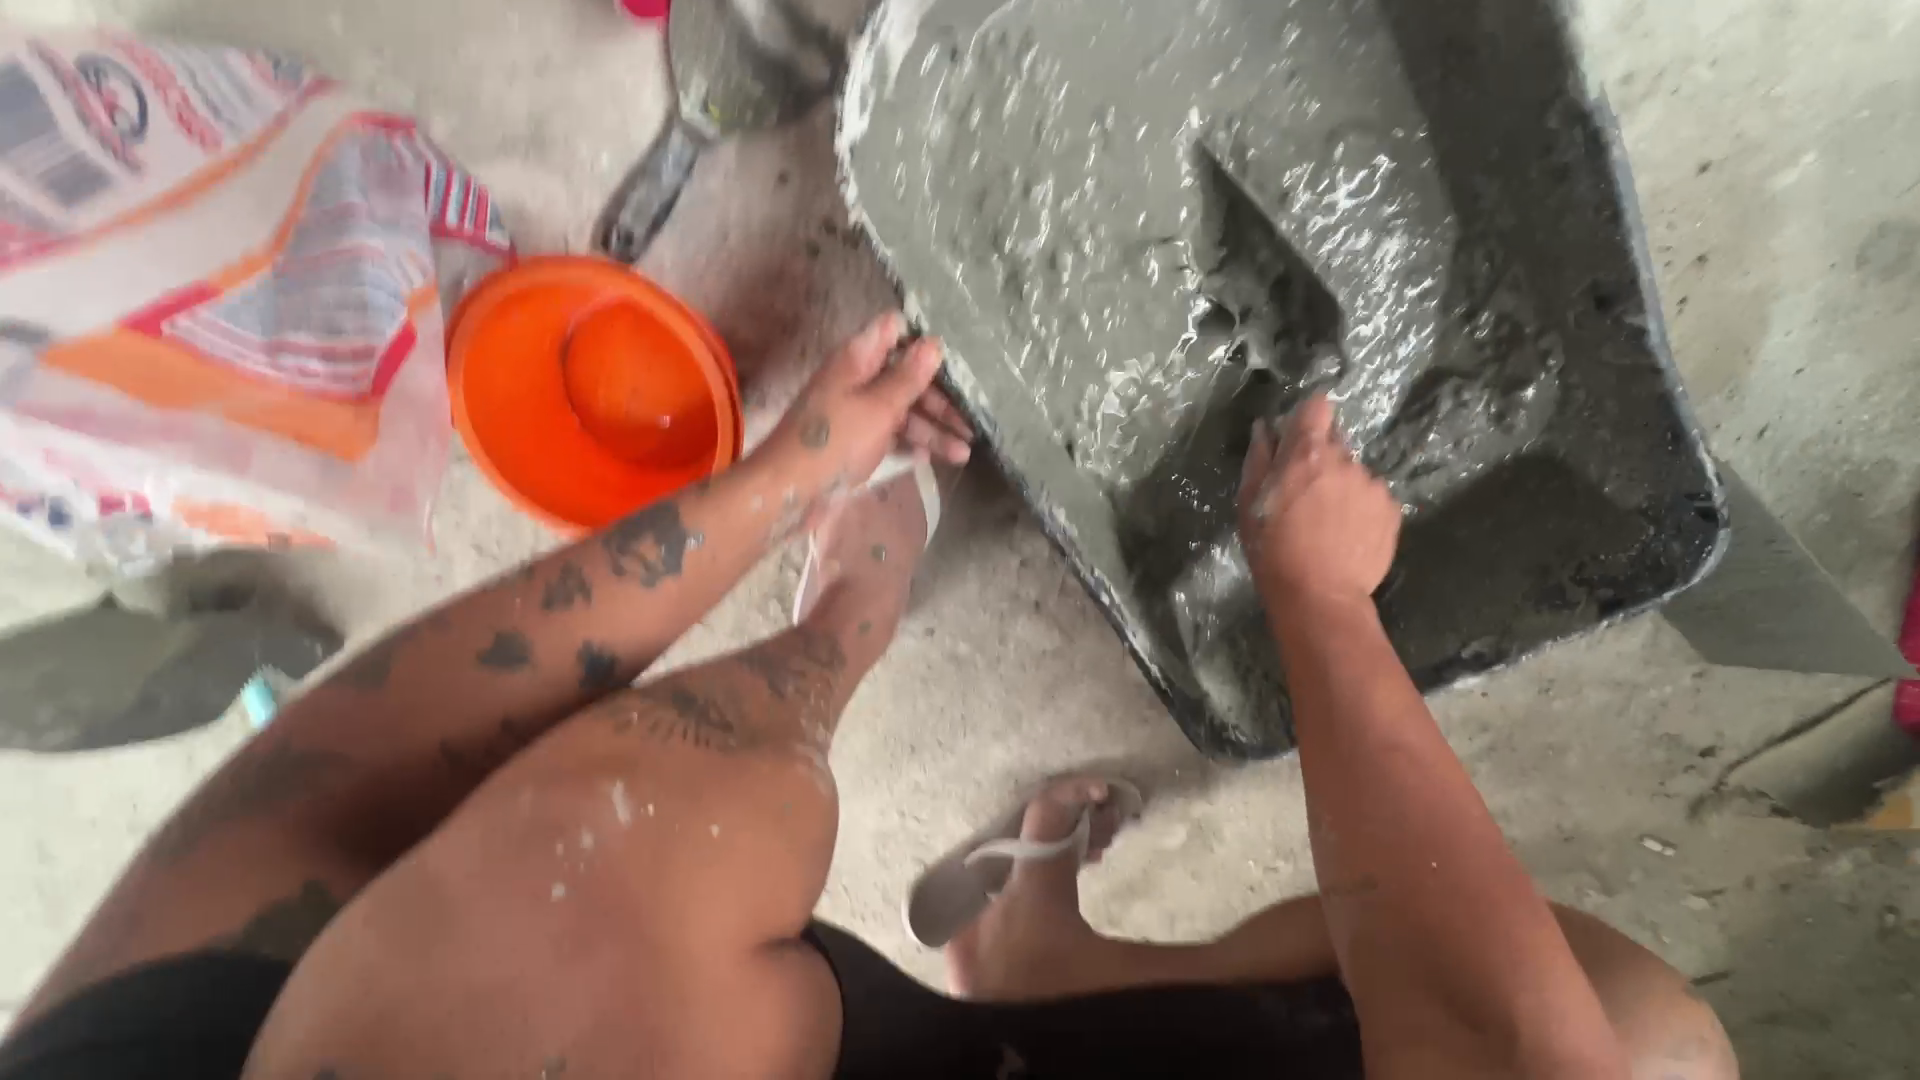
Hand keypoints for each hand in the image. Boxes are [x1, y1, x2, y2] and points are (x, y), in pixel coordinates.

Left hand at [761, 313, 973, 490]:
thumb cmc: (834, 443)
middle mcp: (858, 379)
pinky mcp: (856, 440)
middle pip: (907, 377)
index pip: (895, 332)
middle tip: (971, 421)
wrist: (791, 490)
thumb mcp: (879, 408)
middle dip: (941, 398)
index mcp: (858, 360)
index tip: (959, 358)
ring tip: (963, 453)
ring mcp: (857, 411)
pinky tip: (934, 459)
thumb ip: (907, 377)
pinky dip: (912, 444)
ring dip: (933, 429)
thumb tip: (934, 343)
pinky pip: (891, 435)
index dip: (925, 340)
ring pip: (903, 410)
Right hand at [1237, 394, 1401, 608]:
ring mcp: (1372, 485)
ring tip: (1325, 522)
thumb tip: (1264, 429)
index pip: (1317, 406)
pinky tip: (1344, 535)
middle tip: (1302, 493)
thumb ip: (1258, 459)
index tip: (1296, 436)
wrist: (1319, 596)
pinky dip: (1358, 508)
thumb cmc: (1272, 550)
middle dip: (1318, 458)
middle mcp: (1345, 460)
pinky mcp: (1391, 510)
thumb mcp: (1248, 503)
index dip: (1306, 417)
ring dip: (1339, 486)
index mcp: (1306, 454)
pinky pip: (1371, 497)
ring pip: (1352, 472)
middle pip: (1334, 441)